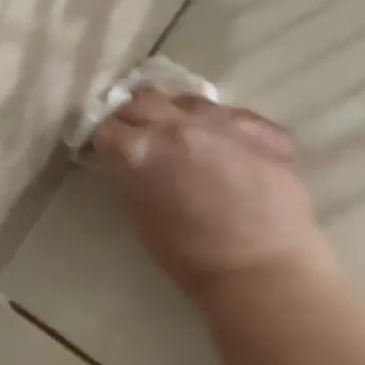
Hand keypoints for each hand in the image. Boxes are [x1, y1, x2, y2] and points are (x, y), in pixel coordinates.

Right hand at [90, 91, 336, 300]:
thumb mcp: (136, 210)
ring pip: (186, 100)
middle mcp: (178, 124)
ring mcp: (225, 121)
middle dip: (132, 116)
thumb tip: (122, 158)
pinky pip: (229, 114)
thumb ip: (127, 174)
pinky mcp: (263, 128)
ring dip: (173, 114)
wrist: (257, 264)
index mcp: (139, 149)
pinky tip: (220, 148)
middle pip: (142, 100)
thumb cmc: (183, 250)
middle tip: (133, 136)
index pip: (105, 125)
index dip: (101, 137)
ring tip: (177, 137)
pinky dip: (216, 126)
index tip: (103, 148)